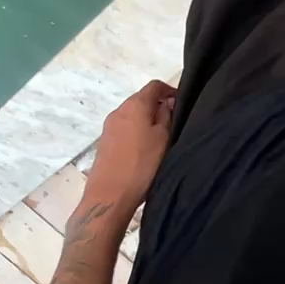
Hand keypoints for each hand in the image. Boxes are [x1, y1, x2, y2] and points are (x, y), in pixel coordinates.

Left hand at [83, 80, 174, 211]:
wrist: (109, 197)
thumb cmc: (141, 165)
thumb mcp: (163, 139)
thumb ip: (166, 115)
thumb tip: (166, 102)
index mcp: (135, 105)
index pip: (154, 86)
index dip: (169, 90)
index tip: (181, 101)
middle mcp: (119, 110)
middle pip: (141, 98)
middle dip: (157, 104)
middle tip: (172, 119)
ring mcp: (108, 126)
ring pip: (131, 114)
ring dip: (145, 118)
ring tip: (159, 135)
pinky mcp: (103, 142)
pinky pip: (123, 127)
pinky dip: (135, 130)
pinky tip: (142, 147)